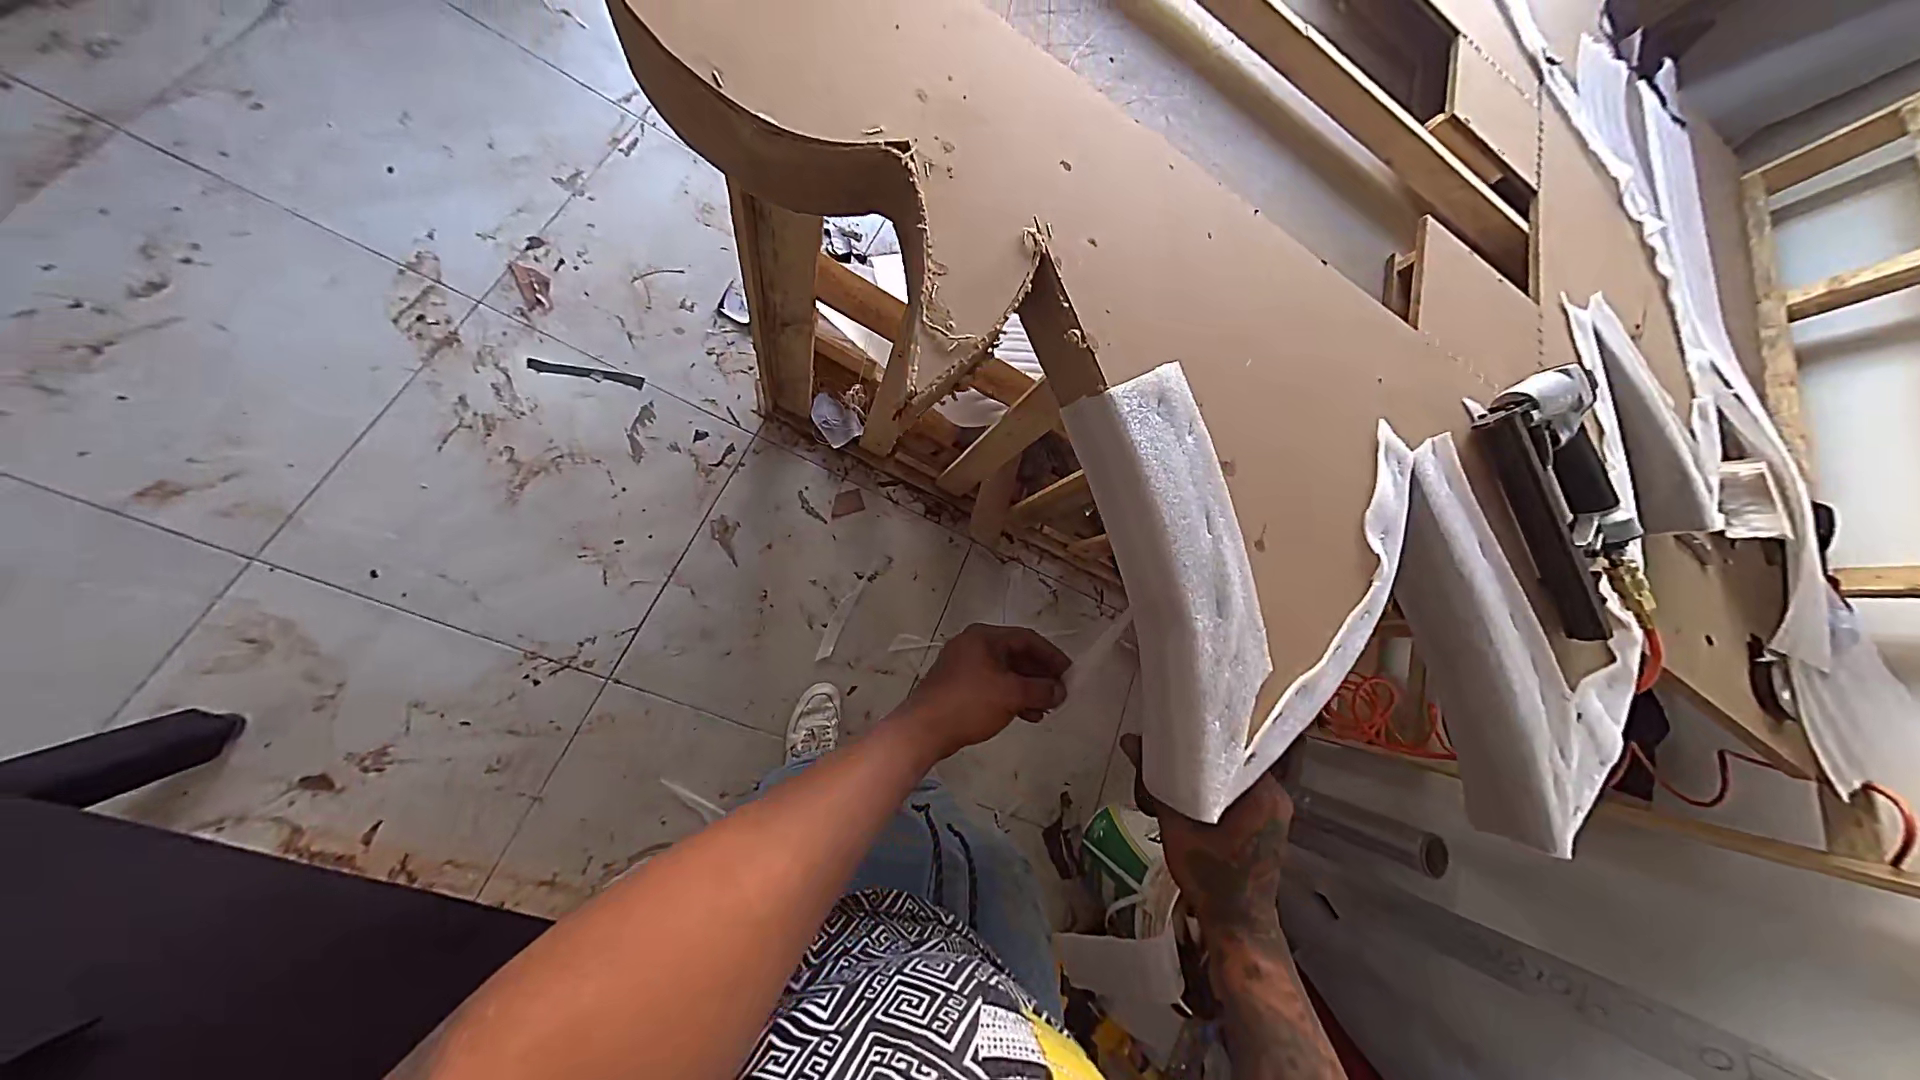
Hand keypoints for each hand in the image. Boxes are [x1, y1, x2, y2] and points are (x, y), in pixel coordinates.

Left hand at [894, 624, 1071, 761]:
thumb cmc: (969, 703)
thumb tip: (1060, 691)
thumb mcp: (1011, 694)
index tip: (1070, 674)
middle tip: (1060, 693)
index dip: (1052, 656)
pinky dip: (1011, 697)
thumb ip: (1041, 690)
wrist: (924, 729)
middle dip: (1040, 675)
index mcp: (984, 636)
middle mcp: (973, 645)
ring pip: (1005, 672)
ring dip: (1028, 689)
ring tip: (1047, 709)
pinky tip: (1027, 715)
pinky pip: (992, 685)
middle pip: (1016, 655)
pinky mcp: (958, 686)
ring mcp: (963, 665)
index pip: (1028, 639)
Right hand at [1121, 734, 1292, 929]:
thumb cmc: (1211, 879)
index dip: (1211, 729)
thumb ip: (1154, 783)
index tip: (1186, 719)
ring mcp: (1276, 810)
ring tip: (1180, 758)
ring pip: (1240, 773)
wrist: (1237, 924)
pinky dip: (1220, 784)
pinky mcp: (1268, 821)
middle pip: (1238, 756)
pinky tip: (1195, 783)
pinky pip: (1244, 789)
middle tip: (1175, 738)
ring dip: (1212, 768)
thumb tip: (1131, 742)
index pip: (1240, 743)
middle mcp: (1277, 796)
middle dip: (1206, 749)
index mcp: (1264, 793)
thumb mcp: (1176, 828)